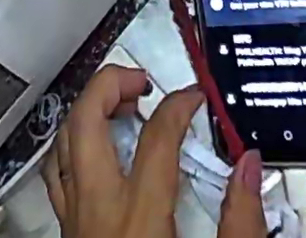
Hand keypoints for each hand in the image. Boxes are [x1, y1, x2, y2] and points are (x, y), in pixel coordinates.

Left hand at [43, 66, 265, 237]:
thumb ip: (242, 225)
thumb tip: (249, 165)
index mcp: (139, 221)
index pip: (157, 137)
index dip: (179, 105)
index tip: (196, 98)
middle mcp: (98, 213)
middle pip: (85, 121)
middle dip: (110, 85)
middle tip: (142, 82)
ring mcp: (76, 223)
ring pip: (63, 141)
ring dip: (88, 109)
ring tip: (120, 103)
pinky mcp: (68, 235)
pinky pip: (56, 172)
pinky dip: (72, 144)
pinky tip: (92, 144)